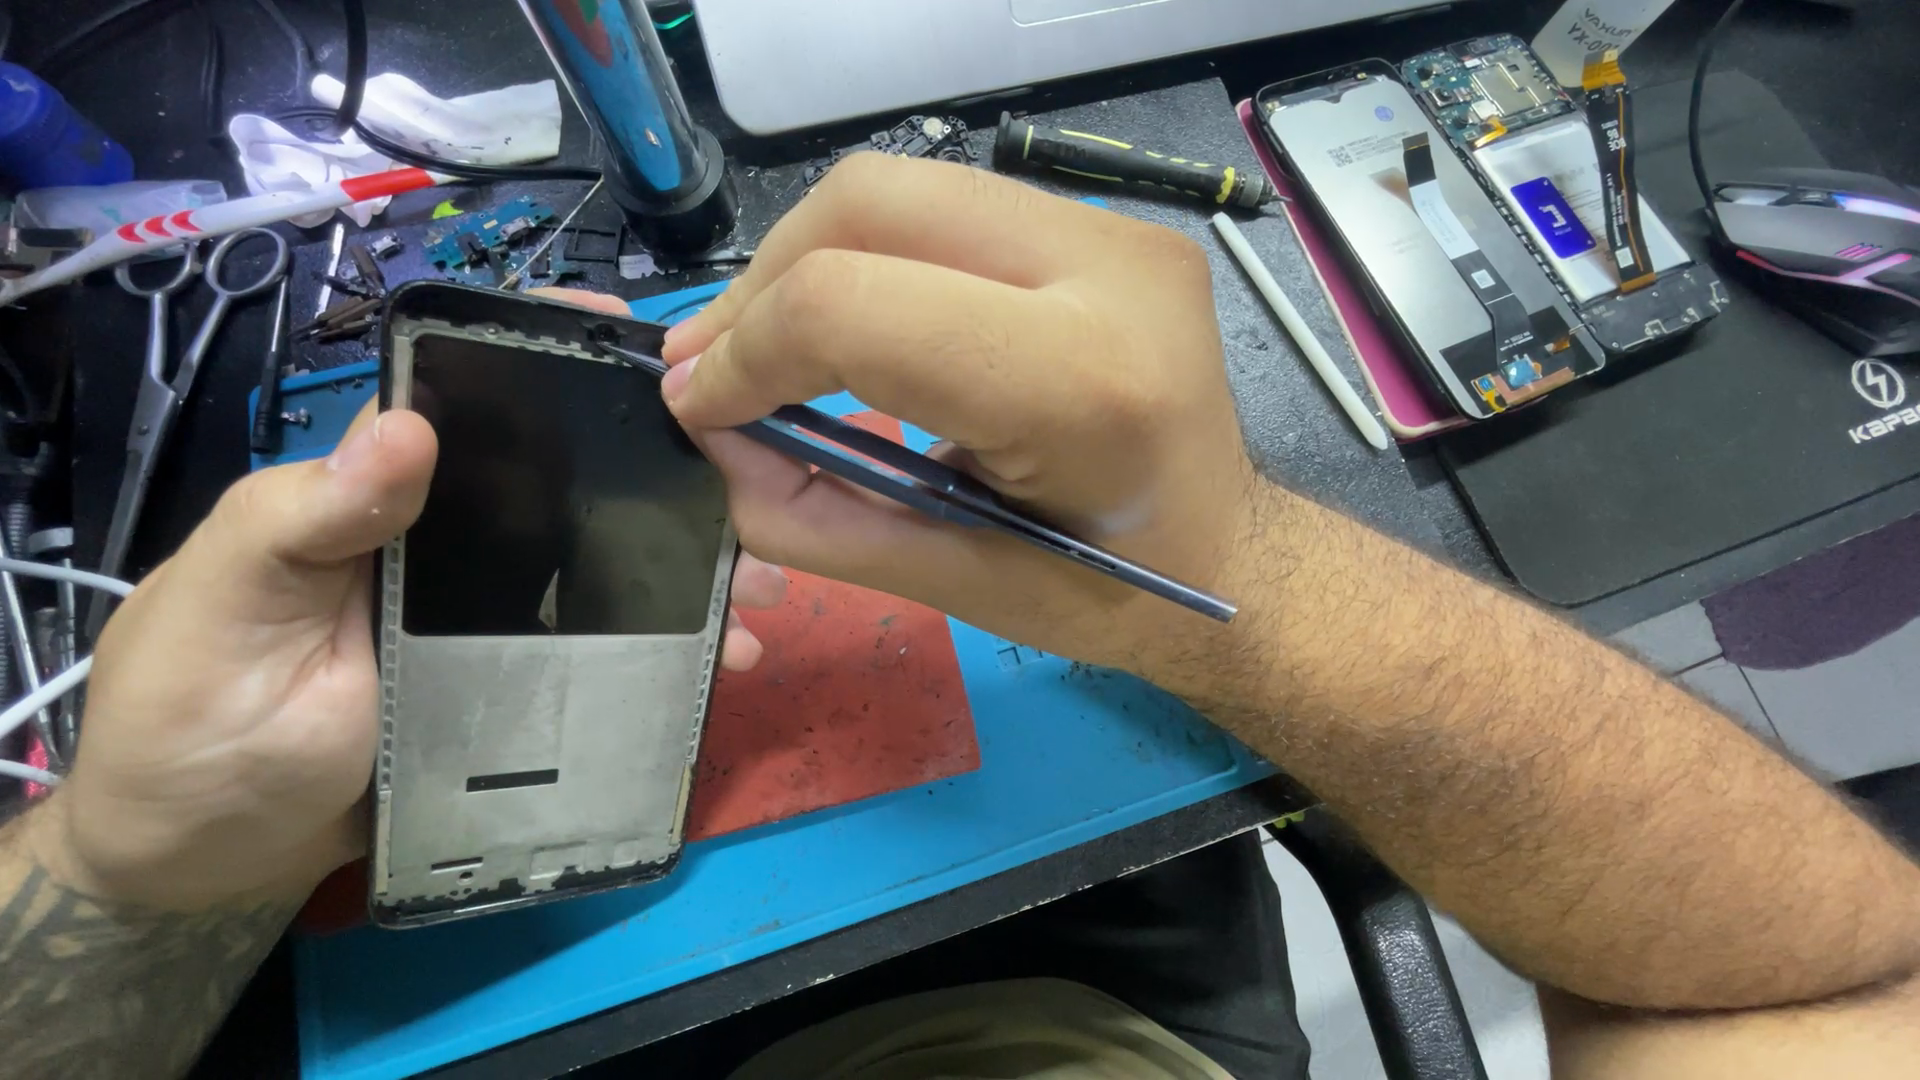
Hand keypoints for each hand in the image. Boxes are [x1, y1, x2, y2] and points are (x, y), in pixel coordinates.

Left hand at [27, 405, 785, 910]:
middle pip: (584, 490)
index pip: (482, 404)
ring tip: (759, 590)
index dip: (556, 361)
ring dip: (697, 570)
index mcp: (394, 494)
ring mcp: (511, 610)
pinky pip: (621, 646)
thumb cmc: (198, 712)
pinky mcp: (539, 673)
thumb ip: (304, 519)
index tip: (640, 345)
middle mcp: (468, 540)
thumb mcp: (229, 603)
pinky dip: (679, 648)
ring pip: (621, 566)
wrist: (218, 851)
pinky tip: (727, 657)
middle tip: (750, 496)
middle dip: (674, 484)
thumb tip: (408, 428)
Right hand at [659, 153, 1259, 685]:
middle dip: (762, 287)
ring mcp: (1118, 234)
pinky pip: (947, 213)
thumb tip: (714, 436)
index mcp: (1081, 383)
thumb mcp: (953, 584)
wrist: (1228, 560)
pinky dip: (872, 261)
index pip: (857, 309)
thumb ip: (814, 514)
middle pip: (868, 205)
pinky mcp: (1107, 228)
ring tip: (766, 347)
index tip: (701, 409)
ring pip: (901, 190)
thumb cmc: (1110, 594)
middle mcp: (1109, 273)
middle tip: (717, 368)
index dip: (747, 354)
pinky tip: (850, 326)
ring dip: (809, 265)